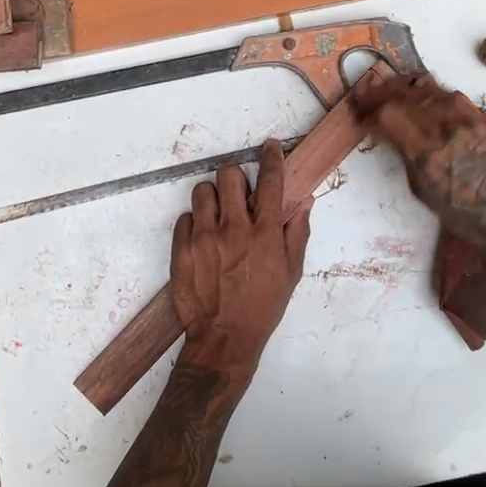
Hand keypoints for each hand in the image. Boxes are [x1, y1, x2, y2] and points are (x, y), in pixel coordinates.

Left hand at [170, 139, 312, 377]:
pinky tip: (203, 240)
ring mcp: (203, 238)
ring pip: (202, 191)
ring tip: (218, 217)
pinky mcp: (180, 249)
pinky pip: (185, 218)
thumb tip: (305, 201)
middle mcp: (233, 229)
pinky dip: (194, 223)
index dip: (271, 158)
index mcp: (265, 234)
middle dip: (236, 179)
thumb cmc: (263, 307)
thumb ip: (298, 233)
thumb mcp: (291, 273)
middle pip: (229, 174)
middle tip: (239, 195)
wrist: (224, 339)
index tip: (270, 147)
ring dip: (213, 198)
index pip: (270, 181)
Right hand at [353, 74, 485, 246]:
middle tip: (373, 97)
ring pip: (430, 89)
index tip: (364, 117)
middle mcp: (446, 125)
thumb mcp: (421, 189)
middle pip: (405, 94)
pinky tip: (432, 107)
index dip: (370, 111)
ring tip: (400, 95)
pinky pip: (455, 99)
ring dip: (409, 91)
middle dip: (384, 94)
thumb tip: (390, 133)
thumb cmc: (462, 214)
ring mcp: (470, 117)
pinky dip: (436, 99)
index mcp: (425, 149)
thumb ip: (405, 154)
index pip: (387, 112)